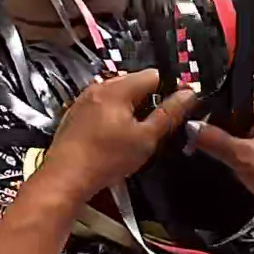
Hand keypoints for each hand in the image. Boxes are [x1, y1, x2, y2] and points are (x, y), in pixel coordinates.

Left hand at [30, 69, 196, 206]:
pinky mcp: (76, 115)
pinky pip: (102, 108)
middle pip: (135, 85)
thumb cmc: (104, 159)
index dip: (170, 89)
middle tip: (156, 127)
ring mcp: (84, 101)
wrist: (65, 178)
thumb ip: (169, 114)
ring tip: (135, 136)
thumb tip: (188, 95)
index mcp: (117, 89)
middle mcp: (98, 88)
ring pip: (118, 97)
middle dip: (150, 102)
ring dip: (131, 111)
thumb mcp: (146, 138)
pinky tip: (115, 140)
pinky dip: (113, 118)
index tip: (177, 107)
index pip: (154, 75)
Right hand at [191, 101, 253, 222]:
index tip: (198, 137)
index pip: (229, 106)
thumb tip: (192, 128)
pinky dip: (249, 165)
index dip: (212, 123)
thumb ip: (214, 141)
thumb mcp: (241, 157)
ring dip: (237, 157)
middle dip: (225, 143)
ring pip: (245, 142)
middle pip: (236, 125)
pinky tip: (252, 176)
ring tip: (240, 169)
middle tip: (219, 158)